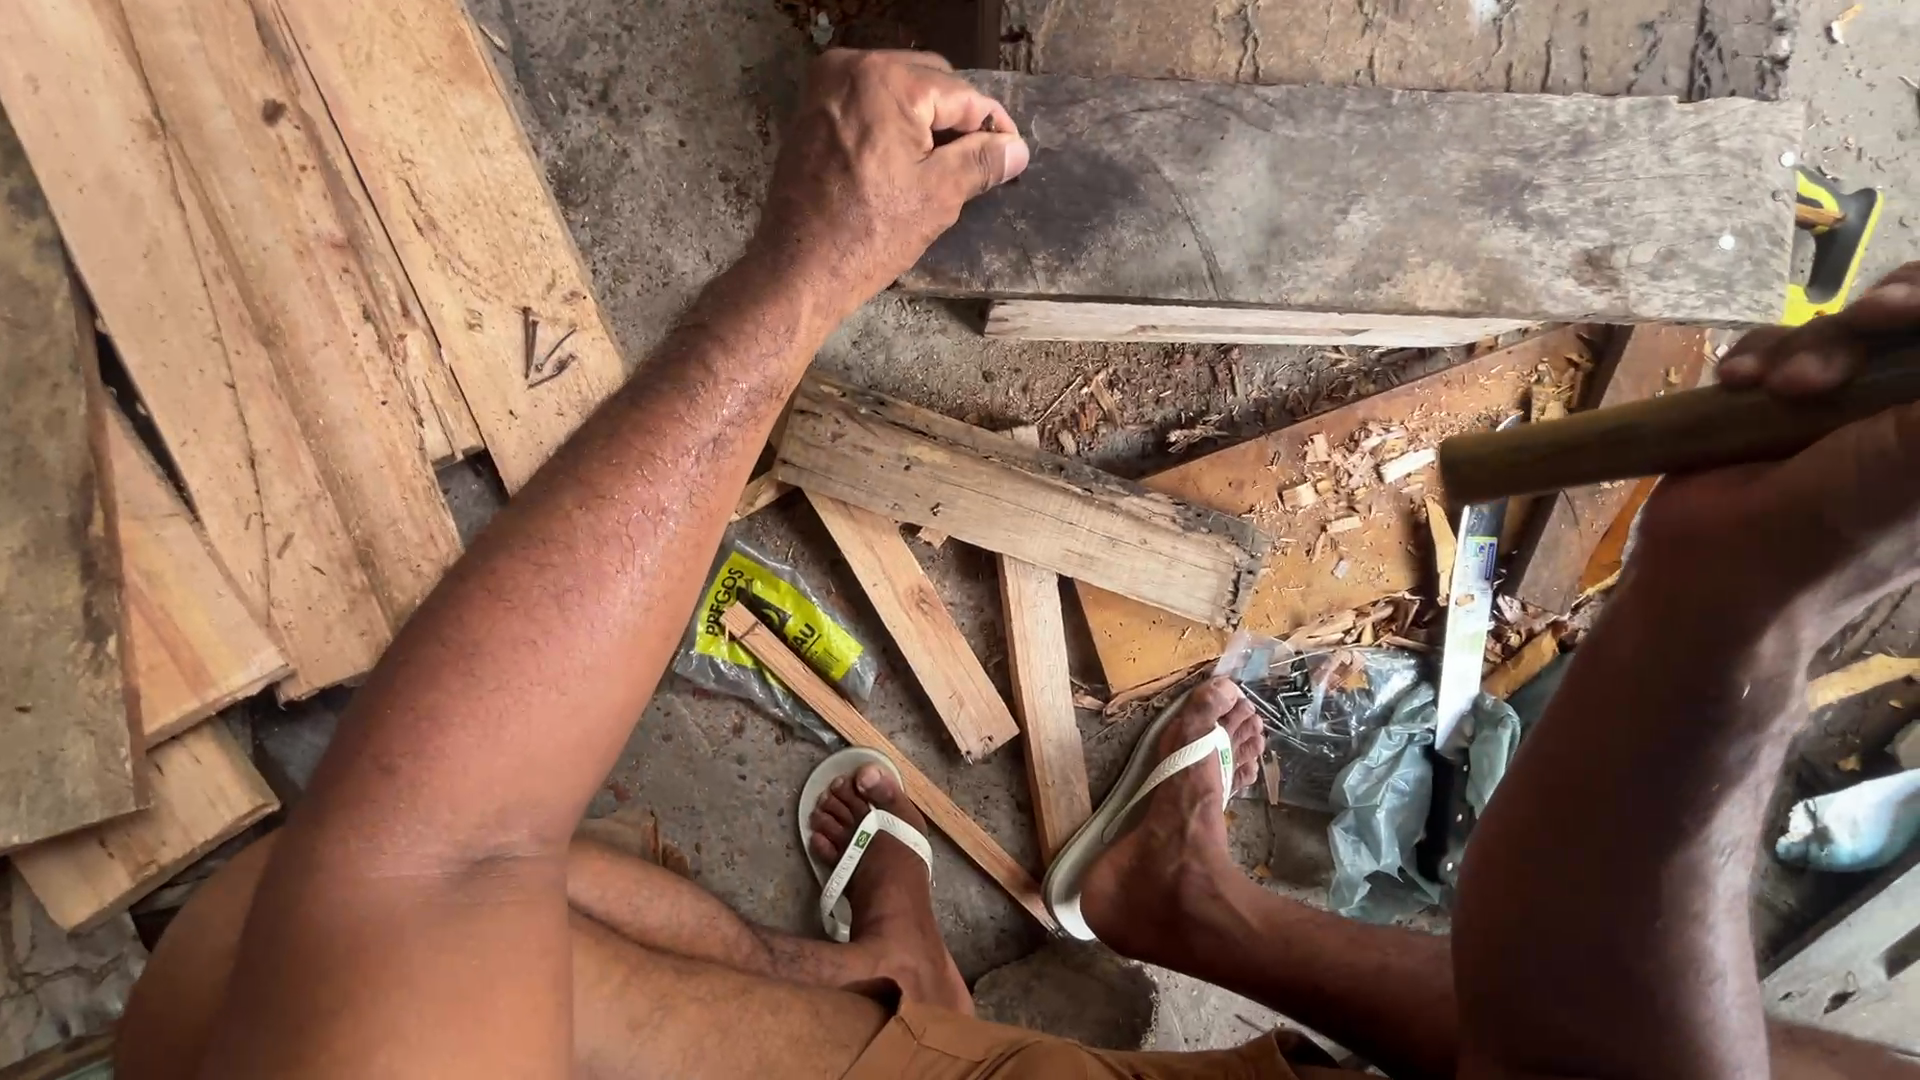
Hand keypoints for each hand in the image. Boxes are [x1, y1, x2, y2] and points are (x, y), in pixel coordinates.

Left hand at [754, 50, 1028, 317]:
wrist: (800, 268)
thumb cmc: (868, 234)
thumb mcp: (938, 197)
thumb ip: (980, 162)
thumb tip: (1016, 150)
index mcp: (885, 80)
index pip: (959, 92)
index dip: (993, 123)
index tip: (1014, 151)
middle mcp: (850, 69)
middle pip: (928, 82)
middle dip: (957, 120)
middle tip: (981, 162)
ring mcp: (825, 89)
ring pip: (898, 93)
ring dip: (927, 124)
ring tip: (947, 167)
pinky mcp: (813, 115)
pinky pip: (868, 107)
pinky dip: (894, 127)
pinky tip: (908, 164)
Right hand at [1631, 265, 1919, 644]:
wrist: (1715, 568)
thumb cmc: (1835, 523)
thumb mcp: (1916, 451)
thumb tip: (1917, 362)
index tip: (1901, 314)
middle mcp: (1908, 405)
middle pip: (1911, 312)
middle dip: (1882, 311)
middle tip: (1864, 322)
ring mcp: (1840, 405)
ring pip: (1839, 325)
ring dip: (1802, 343)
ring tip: (1771, 386)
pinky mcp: (1767, 409)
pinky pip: (1769, 350)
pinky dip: (1749, 356)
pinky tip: (1734, 383)